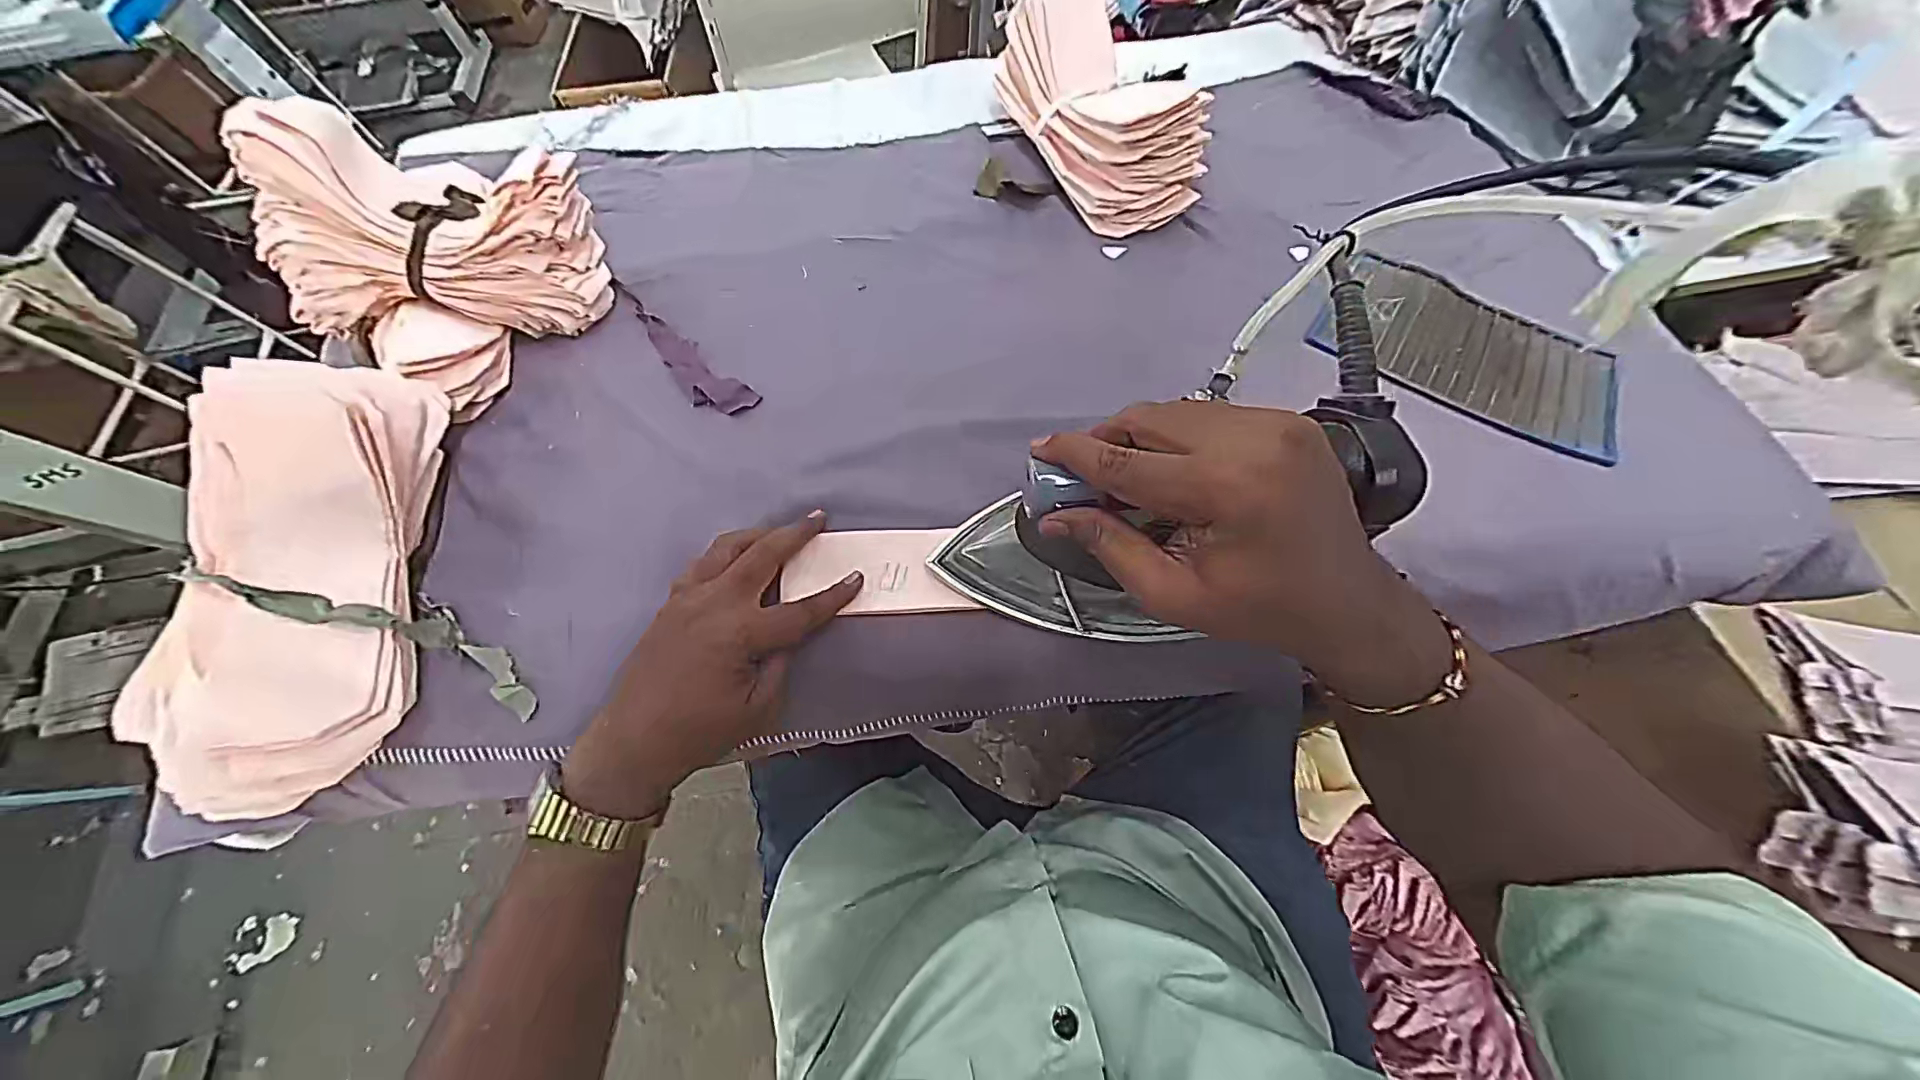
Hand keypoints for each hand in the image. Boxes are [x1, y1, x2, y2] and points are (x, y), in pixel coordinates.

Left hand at [561, 512, 861, 818]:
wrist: (632, 741)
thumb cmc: (699, 732)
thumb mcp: (758, 708)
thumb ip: (781, 665)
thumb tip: (790, 638)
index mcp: (740, 633)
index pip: (799, 610)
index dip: (832, 595)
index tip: (855, 578)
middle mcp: (714, 604)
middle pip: (762, 556)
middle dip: (795, 534)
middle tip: (818, 518)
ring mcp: (687, 599)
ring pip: (726, 549)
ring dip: (757, 535)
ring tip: (778, 531)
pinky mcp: (670, 604)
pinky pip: (701, 564)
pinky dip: (724, 553)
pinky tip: (734, 559)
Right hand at [1032, 400, 1450, 707]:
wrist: (1347, 603)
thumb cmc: (1263, 610)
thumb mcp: (1174, 595)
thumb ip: (1110, 546)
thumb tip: (1060, 515)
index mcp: (1229, 488)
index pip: (1128, 461)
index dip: (1076, 455)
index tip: (1043, 450)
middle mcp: (1256, 439)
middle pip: (1149, 420)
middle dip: (1106, 442)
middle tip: (1083, 475)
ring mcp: (1278, 423)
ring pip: (1176, 412)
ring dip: (1140, 439)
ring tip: (1129, 480)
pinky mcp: (1287, 422)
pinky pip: (1208, 416)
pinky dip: (1177, 438)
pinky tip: (1173, 473)